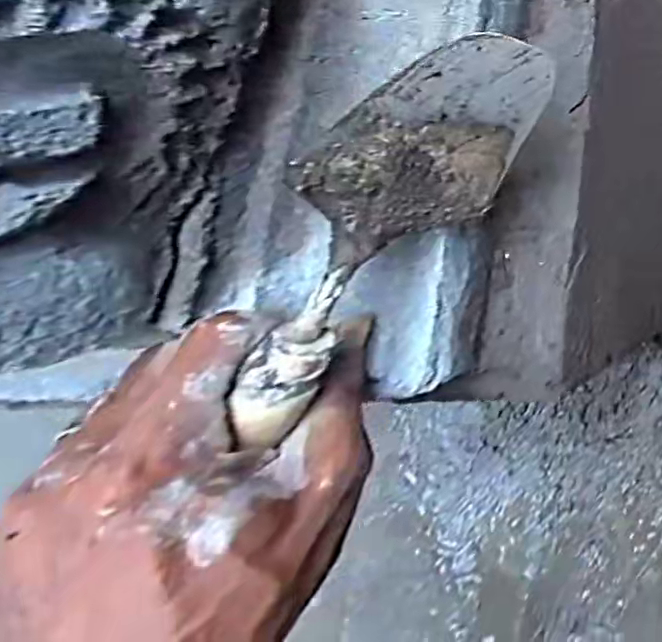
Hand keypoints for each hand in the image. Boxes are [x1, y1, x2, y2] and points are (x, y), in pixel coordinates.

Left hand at [0, 313, 371, 641]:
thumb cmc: (236, 601)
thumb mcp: (324, 496)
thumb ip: (339, 410)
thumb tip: (350, 345)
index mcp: (153, 457)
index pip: (211, 341)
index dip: (269, 339)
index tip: (297, 364)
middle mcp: (78, 468)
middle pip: (166, 362)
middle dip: (231, 370)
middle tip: (270, 412)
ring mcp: (36, 497)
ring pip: (129, 397)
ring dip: (190, 403)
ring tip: (227, 453)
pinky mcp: (21, 519)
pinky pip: (96, 440)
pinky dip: (150, 438)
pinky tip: (183, 479)